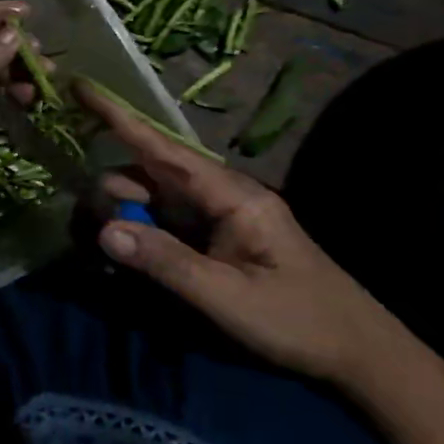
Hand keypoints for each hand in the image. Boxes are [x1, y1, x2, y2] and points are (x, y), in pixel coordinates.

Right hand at [73, 78, 400, 382]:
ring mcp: (217, 216)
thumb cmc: (301, 321)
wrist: (363, 357)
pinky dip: (137, 231)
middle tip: (88, 229)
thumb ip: (165, 261)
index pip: (163, 147)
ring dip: (121, 214)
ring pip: (151, 197)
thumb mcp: (229, 297)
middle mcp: (220, 195)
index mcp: (232, 195)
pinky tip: (123, 253)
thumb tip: (103, 230)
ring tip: (99, 247)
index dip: (118, 116)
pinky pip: (162, 221)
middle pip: (148, 174)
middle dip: (111, 191)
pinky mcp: (214, 237)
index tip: (81, 86)